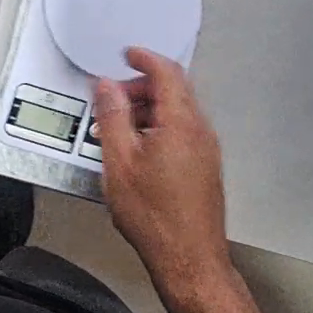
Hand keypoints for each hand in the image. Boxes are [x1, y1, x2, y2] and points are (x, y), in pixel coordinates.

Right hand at [95, 47, 233, 303]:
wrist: (188, 258)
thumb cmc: (155, 216)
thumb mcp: (119, 161)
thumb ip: (112, 117)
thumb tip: (106, 86)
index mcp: (181, 123)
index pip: (167, 73)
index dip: (145, 58)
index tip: (128, 54)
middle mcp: (200, 132)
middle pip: (174, 90)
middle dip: (141, 86)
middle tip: (113, 97)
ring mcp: (206, 150)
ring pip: (178, 112)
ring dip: (149, 108)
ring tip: (119, 126)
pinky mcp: (205, 167)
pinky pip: (182, 131)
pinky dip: (159, 127)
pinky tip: (138, 148)